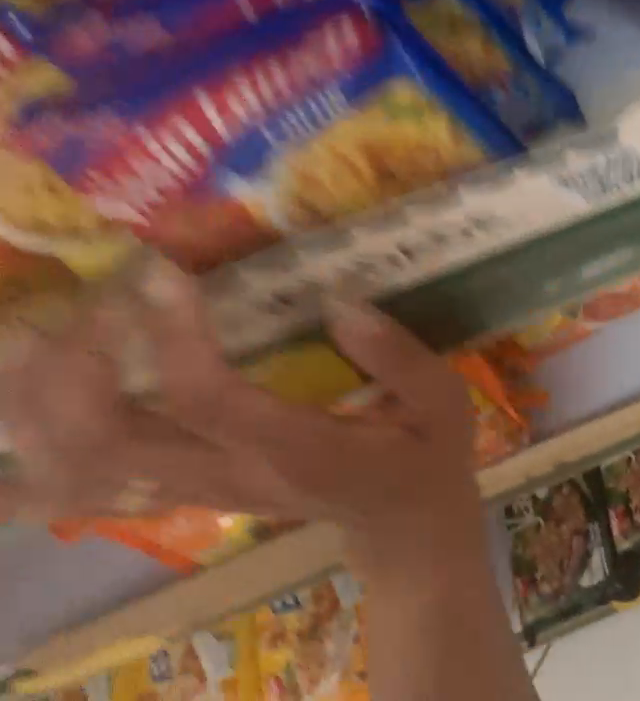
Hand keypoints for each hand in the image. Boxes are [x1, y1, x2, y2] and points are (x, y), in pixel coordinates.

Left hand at [0, 257, 479, 561]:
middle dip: (76, 367)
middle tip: (93, 302)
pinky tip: (22, 405)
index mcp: (299, 450)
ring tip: (38, 335)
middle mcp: (229, 475)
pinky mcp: (182, 492)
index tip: (163, 275)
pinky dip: (33, 452)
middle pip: (107, 440)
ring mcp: (196, 490)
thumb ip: (397, 354)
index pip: (209, 399)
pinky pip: (80, 485)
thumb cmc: (429, 452)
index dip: (174, 338)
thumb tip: (338, 298)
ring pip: (75, 464)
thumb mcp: (442, 399)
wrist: (404, 520)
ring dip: (37, 400)